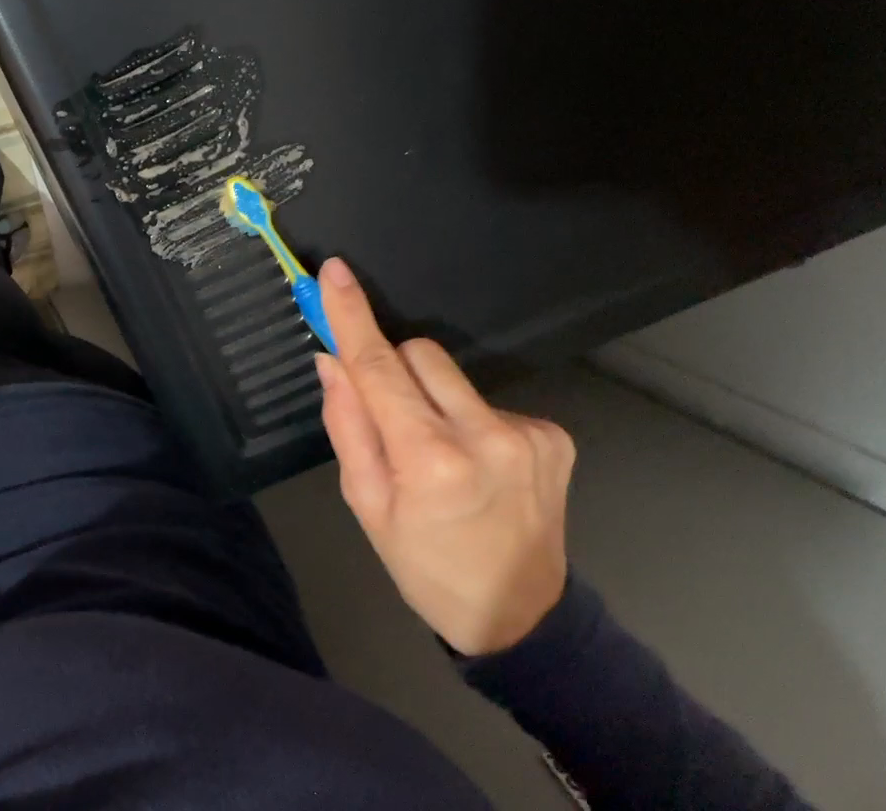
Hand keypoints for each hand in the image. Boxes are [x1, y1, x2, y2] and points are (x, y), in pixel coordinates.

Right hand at [312, 257, 575, 655]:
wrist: (517, 613)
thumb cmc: (422, 563)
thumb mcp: (366, 502)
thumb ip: (348, 424)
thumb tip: (332, 363)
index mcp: (431, 458)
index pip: (379, 369)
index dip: (351, 318)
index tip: (333, 273)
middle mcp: (487, 434)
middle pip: (419, 354)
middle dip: (391, 368)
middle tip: (381, 411)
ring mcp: (529, 432)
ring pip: (451, 374)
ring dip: (428, 396)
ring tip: (434, 451)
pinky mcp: (553, 435)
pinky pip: (484, 399)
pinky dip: (464, 417)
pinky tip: (472, 462)